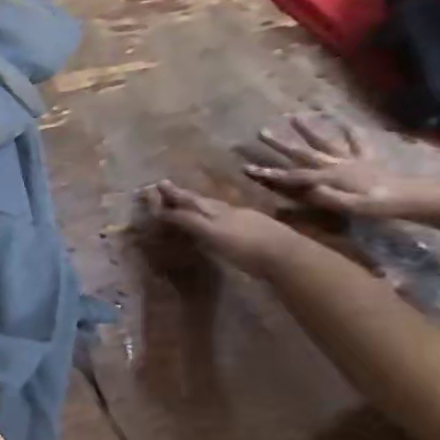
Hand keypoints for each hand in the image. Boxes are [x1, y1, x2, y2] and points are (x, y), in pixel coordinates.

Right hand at [140, 180, 301, 276]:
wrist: (288, 255)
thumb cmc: (246, 247)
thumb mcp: (211, 233)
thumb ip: (188, 221)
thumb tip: (162, 211)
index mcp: (213, 212)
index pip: (184, 203)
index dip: (168, 198)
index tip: (151, 189)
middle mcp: (225, 211)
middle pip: (198, 200)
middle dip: (180, 194)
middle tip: (164, 185)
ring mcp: (243, 218)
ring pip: (214, 205)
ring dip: (197, 201)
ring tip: (188, 198)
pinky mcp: (256, 227)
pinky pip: (227, 214)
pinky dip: (215, 211)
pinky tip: (219, 216)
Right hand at [244, 115, 414, 217]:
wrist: (412, 198)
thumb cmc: (375, 206)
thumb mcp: (346, 206)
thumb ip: (320, 195)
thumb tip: (298, 185)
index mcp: (326, 178)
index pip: (292, 175)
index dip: (268, 172)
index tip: (246, 167)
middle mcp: (334, 164)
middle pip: (302, 153)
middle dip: (280, 143)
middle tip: (261, 131)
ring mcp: (351, 159)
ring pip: (324, 141)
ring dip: (308, 130)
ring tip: (293, 116)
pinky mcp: (367, 158)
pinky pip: (357, 141)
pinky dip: (350, 131)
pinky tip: (343, 121)